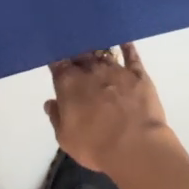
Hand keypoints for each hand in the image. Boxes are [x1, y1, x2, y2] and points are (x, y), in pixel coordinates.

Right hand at [46, 43, 173, 178]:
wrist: (135, 146)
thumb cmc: (95, 146)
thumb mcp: (66, 138)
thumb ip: (56, 117)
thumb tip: (51, 102)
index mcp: (69, 84)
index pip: (58, 64)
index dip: (56, 61)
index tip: (56, 60)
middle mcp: (91, 70)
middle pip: (80, 55)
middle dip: (76, 54)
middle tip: (74, 54)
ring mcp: (116, 70)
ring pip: (103, 53)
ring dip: (97, 51)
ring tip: (94, 48)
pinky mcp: (137, 74)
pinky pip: (131, 56)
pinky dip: (127, 48)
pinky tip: (125, 42)